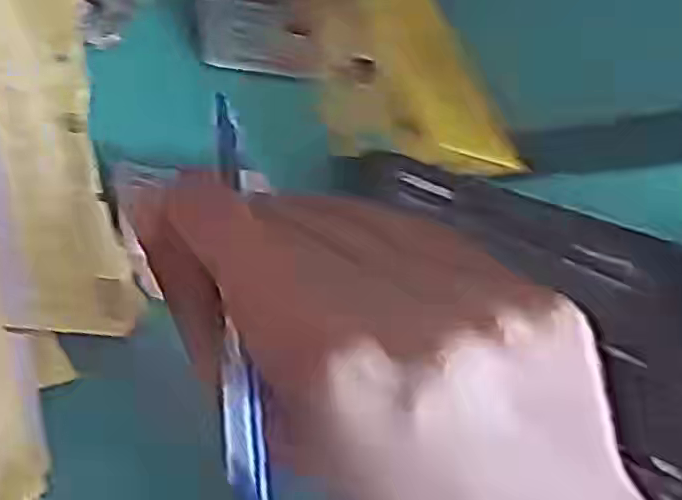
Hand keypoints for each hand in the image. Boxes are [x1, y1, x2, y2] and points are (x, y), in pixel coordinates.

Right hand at [130, 176, 639, 499]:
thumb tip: (153, 213)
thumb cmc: (361, 474)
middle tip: (248, 285)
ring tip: (324, 297)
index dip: (176, 210)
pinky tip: (381, 295)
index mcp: (324, 347)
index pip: (212, 209)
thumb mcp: (248, 400)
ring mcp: (478, 294)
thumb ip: (192, 297)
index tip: (167, 225)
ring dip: (302, 239)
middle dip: (240, 237)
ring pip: (327, 207)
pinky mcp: (528, 288)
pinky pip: (396, 223)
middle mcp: (405, 307)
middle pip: (266, 208)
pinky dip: (365, 246)